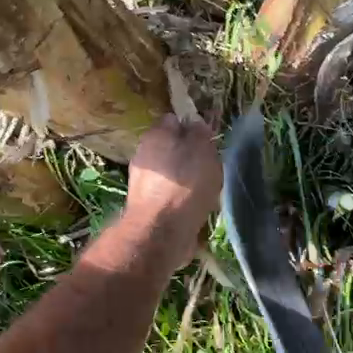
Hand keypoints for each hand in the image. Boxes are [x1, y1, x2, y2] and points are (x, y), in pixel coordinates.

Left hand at [124, 115, 221, 266]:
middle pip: (172, 148)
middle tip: (210, 166)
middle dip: (190, 156)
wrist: (161, 231)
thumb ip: (200, 133)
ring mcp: (142, 182)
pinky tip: (195, 209)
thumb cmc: (185, 183)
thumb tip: (196, 125)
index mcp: (155, 135)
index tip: (208, 140)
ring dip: (186, 180)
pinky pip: (169, 195)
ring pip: (171, 173)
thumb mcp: (203, 149)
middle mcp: (143, 154)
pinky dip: (181, 200)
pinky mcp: (146, 206)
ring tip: (205, 191)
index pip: (174, 120)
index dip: (192, 127)